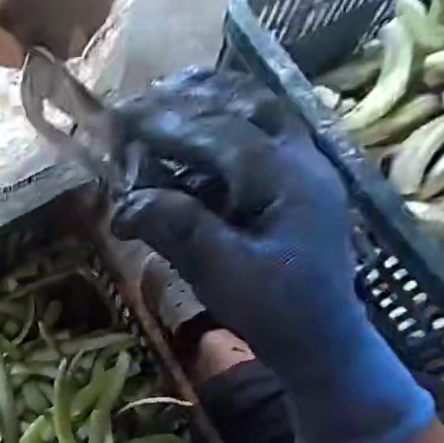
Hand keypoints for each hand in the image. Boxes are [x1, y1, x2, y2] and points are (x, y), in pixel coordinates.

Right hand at [111, 68, 433, 442]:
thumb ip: (179, 230)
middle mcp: (303, 160)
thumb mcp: (223, 276)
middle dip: (190, 98)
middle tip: (140, 102)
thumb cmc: (277, 313)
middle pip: (248, 103)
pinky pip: (263, 137)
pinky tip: (193, 140)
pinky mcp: (299, 186)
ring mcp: (306, 170)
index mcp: (289, 179)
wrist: (323, 344)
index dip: (167, 123)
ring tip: (163, 102)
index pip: (221, 133)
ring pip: (260, 113)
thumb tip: (124, 203)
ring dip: (210, 103)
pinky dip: (224, 128)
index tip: (120, 118)